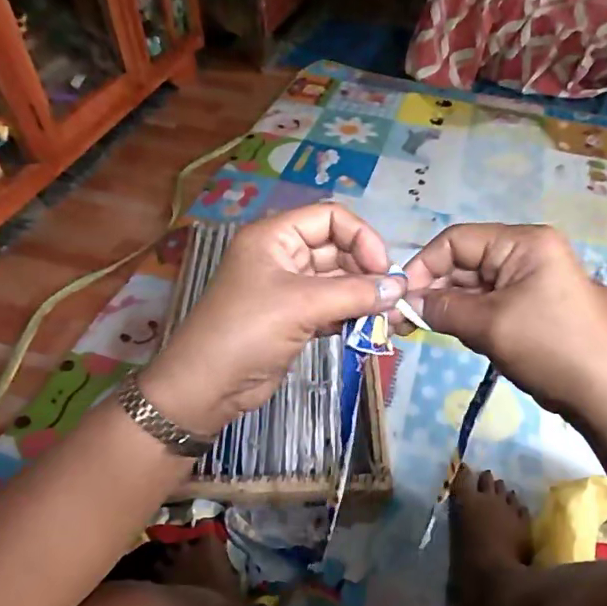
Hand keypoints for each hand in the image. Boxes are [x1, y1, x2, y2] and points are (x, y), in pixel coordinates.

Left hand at [137, 204, 404, 433]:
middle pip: (338, 249)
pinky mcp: (295, 319)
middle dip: (367, 271)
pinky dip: (353, 316)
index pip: (330, 218)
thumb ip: (354, 293)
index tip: (383, 269)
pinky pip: (333, 308)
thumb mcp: (301, 305)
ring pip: (338, 282)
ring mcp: (289, 289)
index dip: (361, 237)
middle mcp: (283, 256)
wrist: (207, 387)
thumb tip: (399, 287)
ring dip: (365, 297)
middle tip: (394, 298)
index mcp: (275, 236)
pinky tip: (373, 329)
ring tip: (392, 317)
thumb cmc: (247, 332)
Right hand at [401, 223, 606, 414]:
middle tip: (403, 321)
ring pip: (475, 287)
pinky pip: (491, 306)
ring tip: (422, 330)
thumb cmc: (549, 346)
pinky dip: (469, 319)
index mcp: (522, 243)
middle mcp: (527, 254)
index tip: (400, 298)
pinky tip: (454, 335)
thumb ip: (443, 308)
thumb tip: (407, 303)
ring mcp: (532, 282)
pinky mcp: (533, 309)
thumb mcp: (489, 325)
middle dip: (434, 289)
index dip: (424, 266)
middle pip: (465, 262)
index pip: (457, 240)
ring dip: (449, 306)